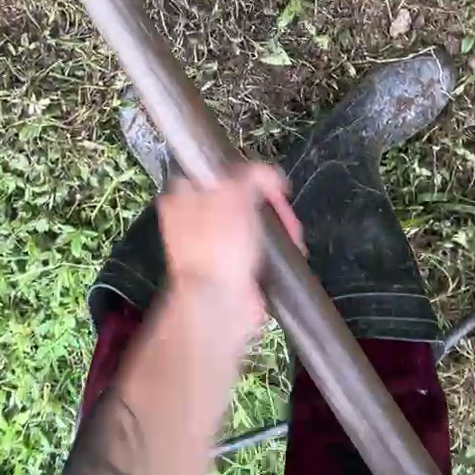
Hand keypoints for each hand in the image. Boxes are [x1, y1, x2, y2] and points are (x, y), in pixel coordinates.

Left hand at [156, 161, 301, 328]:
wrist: (219, 303)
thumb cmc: (218, 243)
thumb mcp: (234, 194)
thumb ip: (252, 175)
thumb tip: (269, 174)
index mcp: (183, 195)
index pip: (217, 171)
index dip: (246, 173)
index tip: (267, 183)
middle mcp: (195, 218)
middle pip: (241, 197)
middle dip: (269, 203)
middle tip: (282, 211)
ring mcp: (214, 244)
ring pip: (253, 222)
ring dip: (278, 226)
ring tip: (291, 233)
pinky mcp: (233, 267)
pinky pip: (260, 248)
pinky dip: (277, 249)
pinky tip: (291, 249)